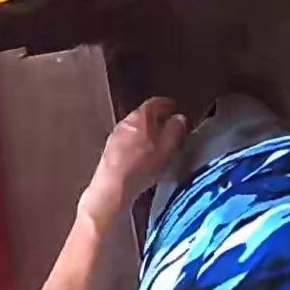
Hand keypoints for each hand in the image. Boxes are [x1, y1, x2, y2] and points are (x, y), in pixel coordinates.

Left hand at [82, 97, 187, 219]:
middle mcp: (125, 122)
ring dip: (145, 131)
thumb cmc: (142, 166)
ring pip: (134, 127)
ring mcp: (115, 135)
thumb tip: (179, 118)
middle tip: (168, 125)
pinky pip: (127, 140)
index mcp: (140, 117)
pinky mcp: (109, 150)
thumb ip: (174, 130)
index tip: (173, 106)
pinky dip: (136, 142)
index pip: (155, 102)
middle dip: (156, 118)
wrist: (112, 186)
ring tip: (156, 142)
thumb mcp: (166, 148)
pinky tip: (141, 155)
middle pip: (143, 114)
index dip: (166, 103)